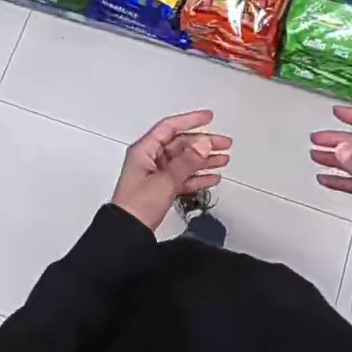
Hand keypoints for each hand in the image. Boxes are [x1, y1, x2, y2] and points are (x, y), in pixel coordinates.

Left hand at [112, 110, 230, 230]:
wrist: (127, 233)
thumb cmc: (135, 205)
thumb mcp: (165, 180)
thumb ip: (187, 161)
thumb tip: (204, 144)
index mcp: (144, 151)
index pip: (170, 127)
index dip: (190, 120)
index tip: (208, 118)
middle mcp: (150, 160)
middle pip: (181, 144)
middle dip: (204, 143)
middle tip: (223, 143)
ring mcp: (156, 174)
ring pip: (185, 161)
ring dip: (204, 160)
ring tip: (223, 159)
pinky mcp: (161, 189)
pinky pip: (183, 177)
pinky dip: (198, 176)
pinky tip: (212, 177)